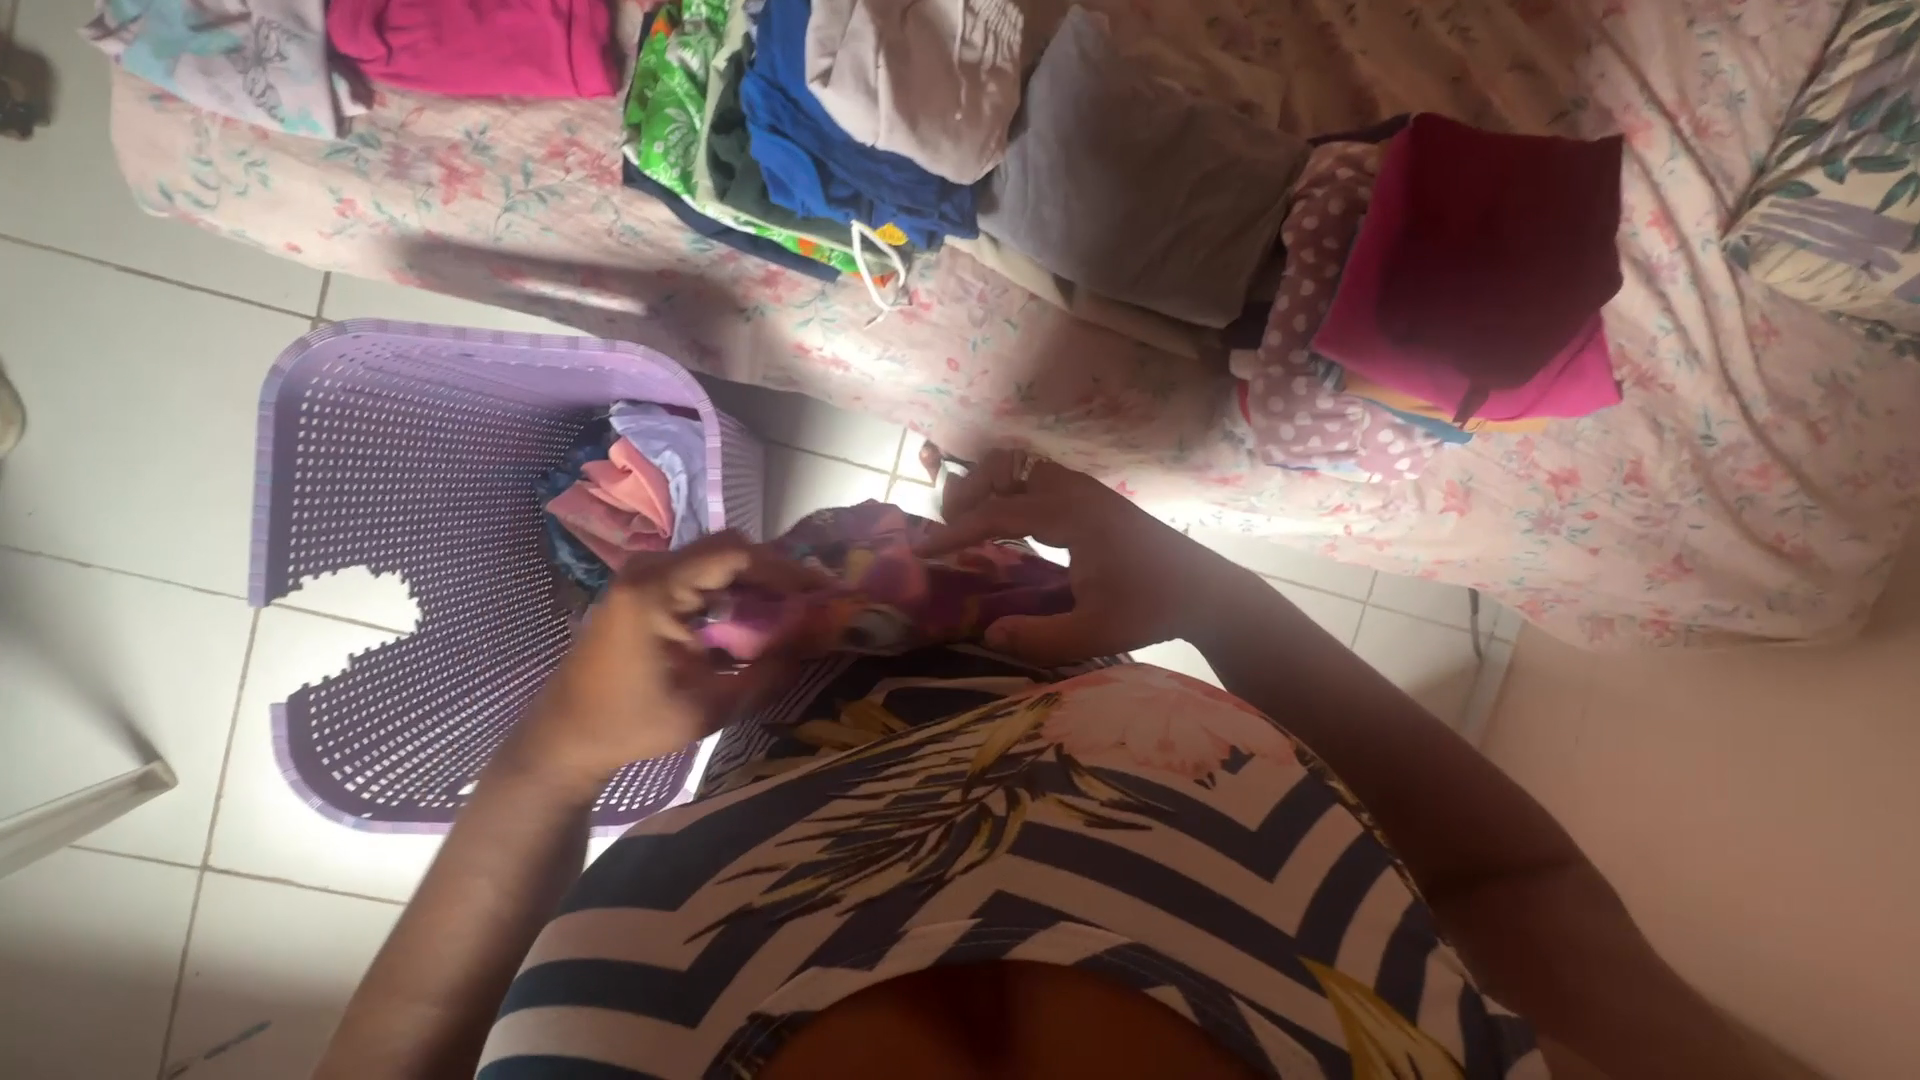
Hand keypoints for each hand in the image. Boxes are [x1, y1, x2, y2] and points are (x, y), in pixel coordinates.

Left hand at [500, 531, 825, 793]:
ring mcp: (640, 575)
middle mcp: (648, 569)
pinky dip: (729, 588)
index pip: (737, 554)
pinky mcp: (640, 589)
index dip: (785, 569)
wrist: (565, 738)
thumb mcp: (710, 707)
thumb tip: (814, 644)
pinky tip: (751, 615)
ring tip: (790, 607)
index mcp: (658, 589)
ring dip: (754, 579)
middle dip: (775, 572)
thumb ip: (766, 674)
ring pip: (714, 558)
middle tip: (811, 600)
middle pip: (728, 549)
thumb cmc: (634, 725)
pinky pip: (696, 573)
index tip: (820, 590)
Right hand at [915, 450, 1247, 666]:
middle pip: (1005, 465)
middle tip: (953, 531)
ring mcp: (1084, 488)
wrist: (1206, 589)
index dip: (956, 530)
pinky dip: (1010, 492)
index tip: (924, 549)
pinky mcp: (1091, 497)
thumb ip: (1040, 639)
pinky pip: (1036, 479)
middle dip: (969, 491)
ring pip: (1021, 466)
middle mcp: (1074, 490)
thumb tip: (988, 635)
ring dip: (989, 487)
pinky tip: (1009, 530)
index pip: (998, 511)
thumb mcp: (1096, 633)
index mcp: (1072, 515)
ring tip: (973, 527)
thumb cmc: (1152, 608)